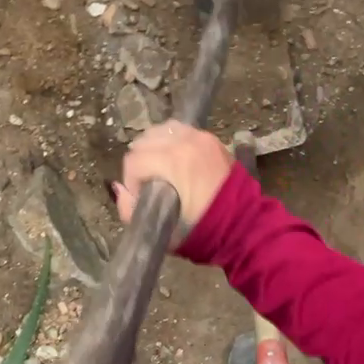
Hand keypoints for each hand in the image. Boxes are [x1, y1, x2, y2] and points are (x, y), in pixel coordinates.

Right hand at [111, 121, 233, 235]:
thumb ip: (132, 211)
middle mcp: (185, 142)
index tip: (140, 198)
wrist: (244, 226)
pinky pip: (180, 131)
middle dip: (141, 164)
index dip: (131, 182)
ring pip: (160, 131)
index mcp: (173, 162)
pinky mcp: (210, 138)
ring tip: (160, 171)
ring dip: (154, 149)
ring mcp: (200, 137)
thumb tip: (120, 190)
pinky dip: (171, 142)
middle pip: (143, 141)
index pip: (133, 161)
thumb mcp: (163, 230)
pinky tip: (174, 161)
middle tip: (149, 186)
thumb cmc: (202, 232)